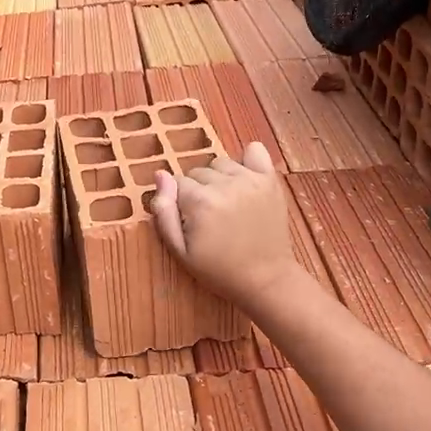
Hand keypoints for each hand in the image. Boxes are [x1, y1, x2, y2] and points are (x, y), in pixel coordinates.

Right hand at [151, 142, 298, 308]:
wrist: (266, 280)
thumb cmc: (218, 270)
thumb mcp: (180, 251)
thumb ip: (164, 212)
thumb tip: (160, 175)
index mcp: (199, 201)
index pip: (177, 183)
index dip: (181, 203)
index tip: (192, 222)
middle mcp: (224, 184)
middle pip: (198, 172)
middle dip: (199, 191)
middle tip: (211, 218)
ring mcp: (250, 179)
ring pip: (221, 163)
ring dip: (220, 178)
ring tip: (228, 203)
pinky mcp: (270, 180)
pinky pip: (255, 151)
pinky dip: (248, 160)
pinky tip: (245, 180)